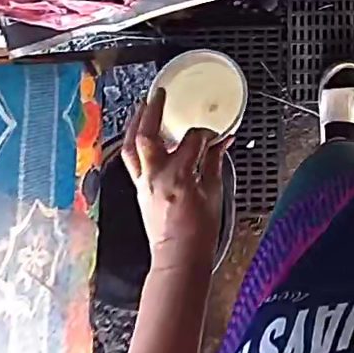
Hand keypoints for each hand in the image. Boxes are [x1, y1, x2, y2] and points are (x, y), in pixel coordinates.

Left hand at [122, 88, 230, 275]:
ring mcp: (144, 183)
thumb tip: (222, 141)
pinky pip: (132, 159)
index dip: (205, 133)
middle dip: (152, 110)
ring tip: (142, 105)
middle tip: (159, 93)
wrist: (179, 259)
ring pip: (131, 146)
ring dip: (136, 122)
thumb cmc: (199, 232)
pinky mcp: (139, 189)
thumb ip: (215, 161)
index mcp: (179, 176)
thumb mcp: (214, 193)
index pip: (192, 140)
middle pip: (147, 135)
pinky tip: (141, 133)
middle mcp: (156, 176)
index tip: (214, 133)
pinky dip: (136, 142)